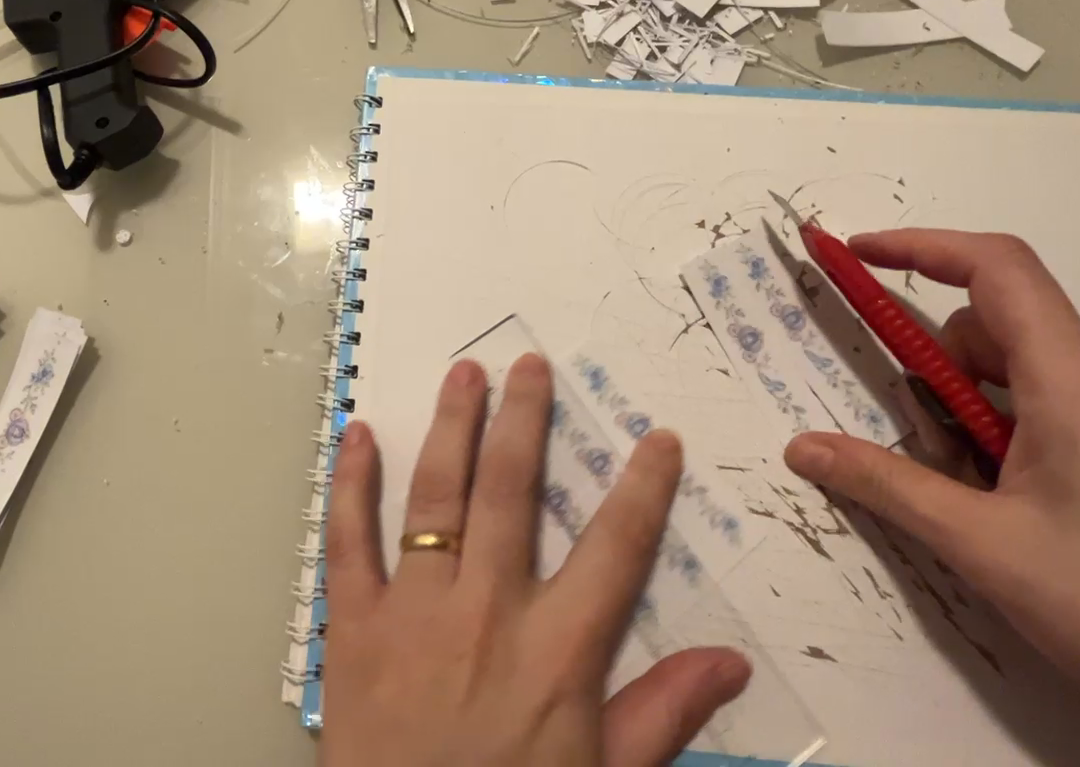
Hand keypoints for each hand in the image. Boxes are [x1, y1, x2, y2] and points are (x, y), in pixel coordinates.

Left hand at [319, 356, 751, 766]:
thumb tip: (732, 661)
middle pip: (510, 492)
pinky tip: (356, 432)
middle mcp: (484, 609)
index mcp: (555, 649)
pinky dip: (349, 482)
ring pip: (434, 496)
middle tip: (530, 365)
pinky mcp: (352, 623)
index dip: (642, 489)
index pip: (615, 549)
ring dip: (451, 428)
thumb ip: (662, 715)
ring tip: (464, 373)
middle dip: (525, 421)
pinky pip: (347, 539)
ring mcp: (412, 609)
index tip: (657, 439)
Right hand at [782, 229, 1079, 766]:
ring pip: (1048, 386)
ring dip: (988, 417)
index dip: (918, 246)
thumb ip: (886, 486)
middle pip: (1010, 336)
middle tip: (918, 446)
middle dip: (942, 373)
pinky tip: (1052, 525)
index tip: (857, 253)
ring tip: (986, 504)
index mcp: (1078, 383)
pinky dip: (1038, 442)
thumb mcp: (987, 548)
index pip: (996, 268)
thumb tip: (801, 447)